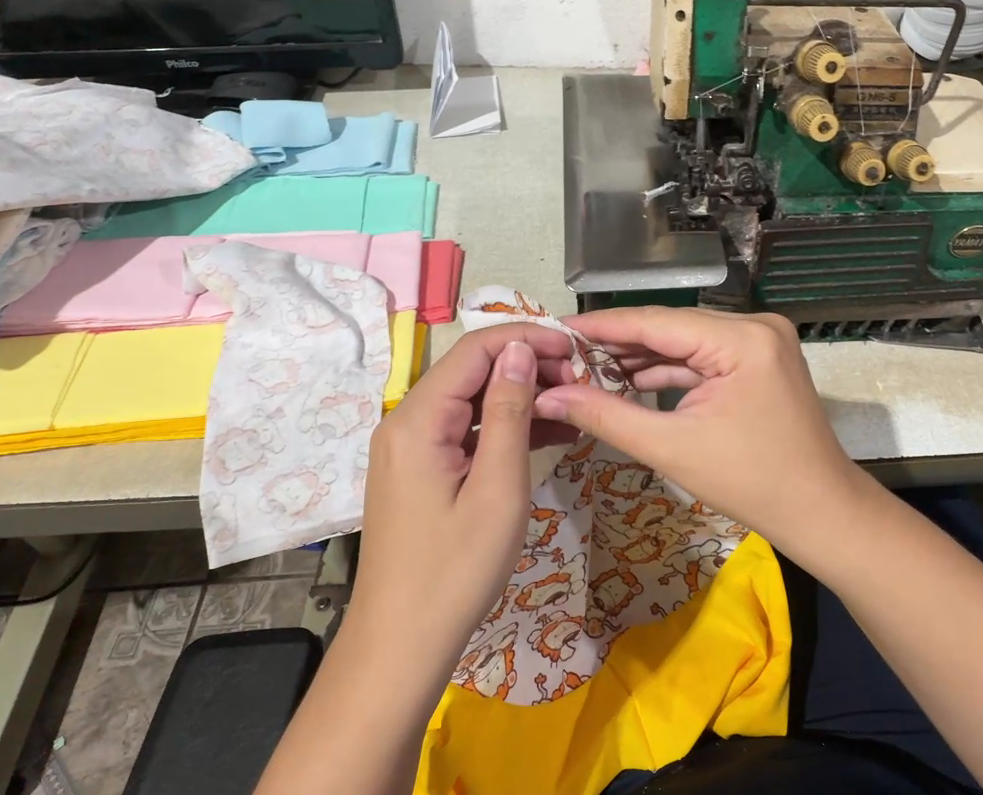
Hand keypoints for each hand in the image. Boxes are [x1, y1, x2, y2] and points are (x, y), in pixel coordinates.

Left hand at [352, 322, 577, 650]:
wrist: (402, 644)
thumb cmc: (455, 569)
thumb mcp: (497, 488)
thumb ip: (509, 412)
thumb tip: (520, 350)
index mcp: (418, 419)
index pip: (475, 350)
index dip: (526, 338)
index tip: (576, 349)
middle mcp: (406, 422)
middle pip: (471, 371)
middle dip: (526, 367)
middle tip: (580, 383)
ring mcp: (410, 448)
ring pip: (471, 401)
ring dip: (520, 397)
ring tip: (574, 407)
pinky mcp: (420, 472)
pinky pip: (465, 432)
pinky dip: (503, 428)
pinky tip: (549, 435)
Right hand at [531, 306, 870, 549]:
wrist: (819, 511)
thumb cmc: (750, 483)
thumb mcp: (671, 448)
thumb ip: (606, 415)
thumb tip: (547, 396)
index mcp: (742, 338)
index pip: (656, 321)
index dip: (602, 326)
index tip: (554, 329)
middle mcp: (755, 325)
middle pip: (671, 327)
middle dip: (618, 343)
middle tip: (562, 353)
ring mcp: (761, 341)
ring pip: (686, 341)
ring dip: (641, 356)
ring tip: (586, 368)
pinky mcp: (759, 360)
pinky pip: (704, 356)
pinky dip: (670, 370)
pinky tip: (629, 379)